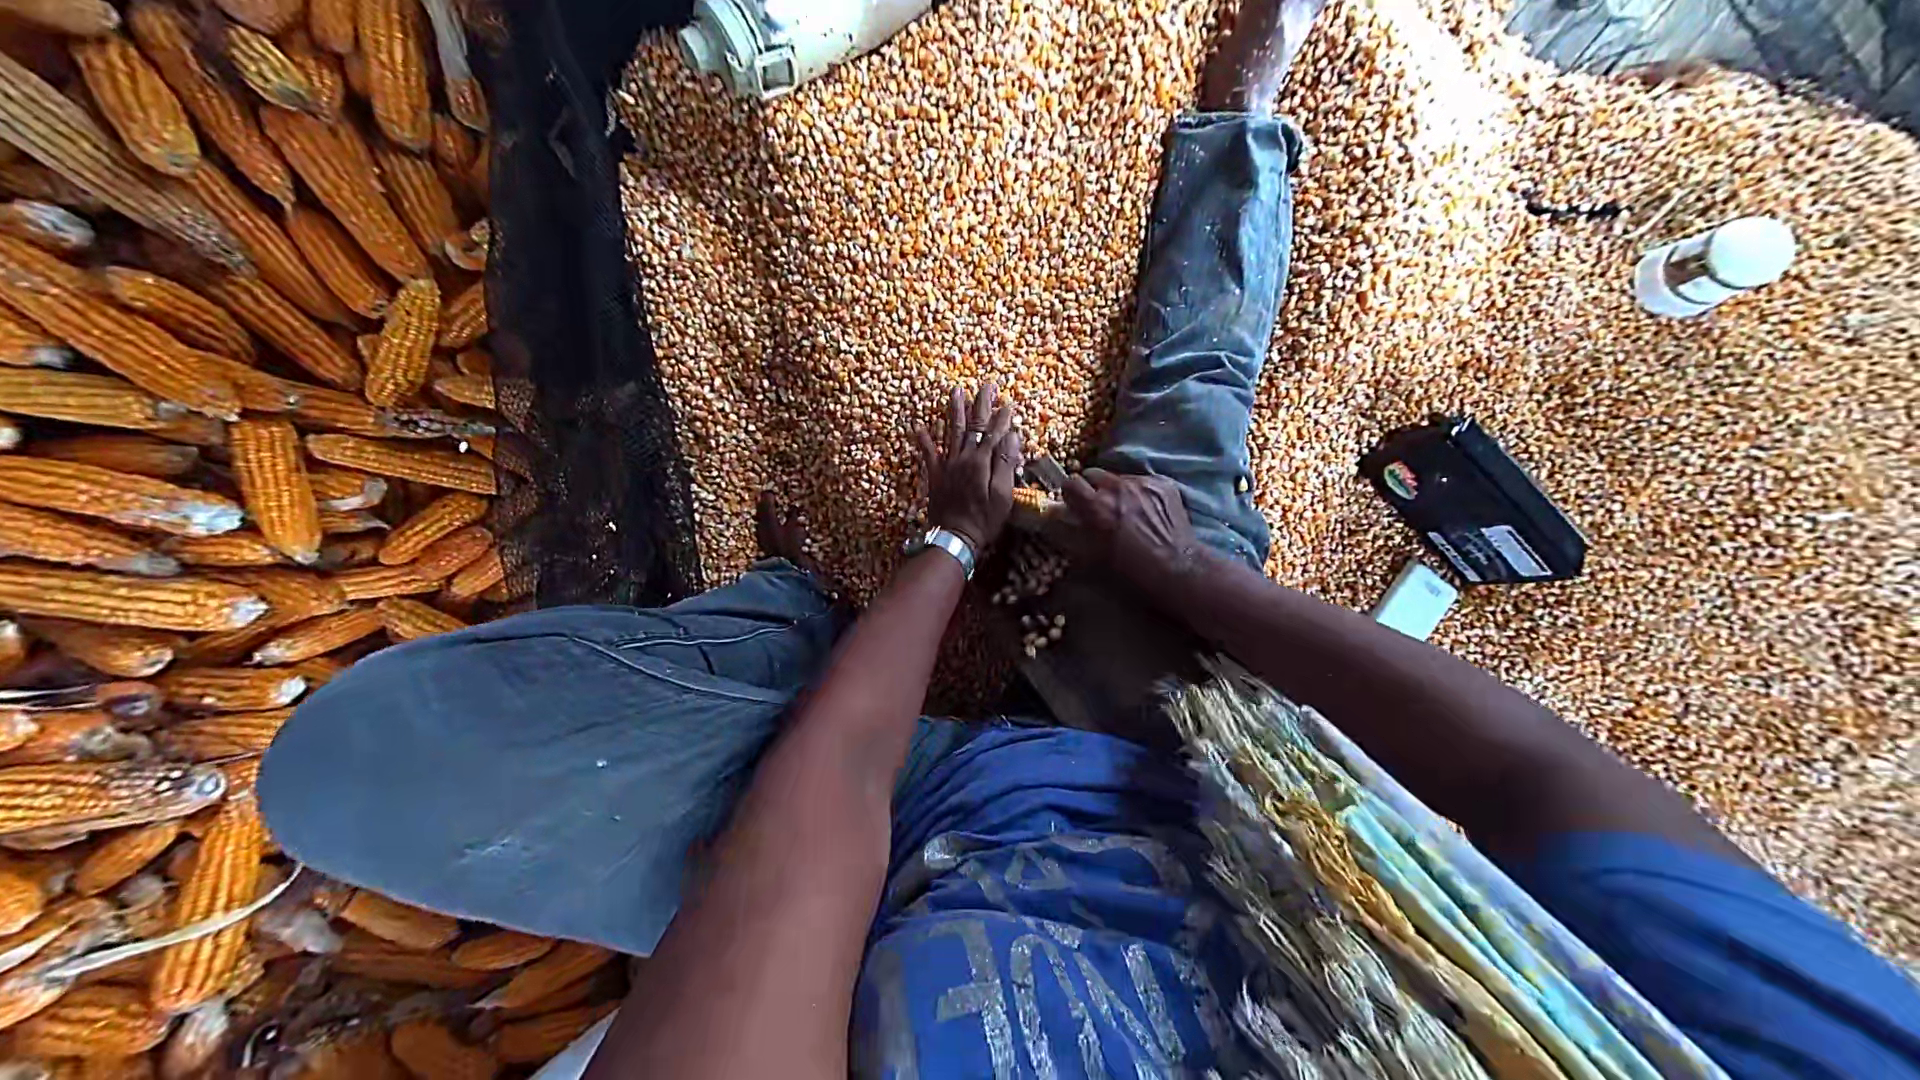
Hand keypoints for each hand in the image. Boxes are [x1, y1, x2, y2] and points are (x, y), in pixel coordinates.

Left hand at [914, 380, 1022, 552]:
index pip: (994, 433)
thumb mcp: (1003, 495)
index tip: (1008, 403)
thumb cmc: (984, 520)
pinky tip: (918, 426)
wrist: (954, 537)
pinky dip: (923, 439)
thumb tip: (1012, 436)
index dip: (1002, 418)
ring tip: (956, 392)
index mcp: (981, 462)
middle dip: (981, 404)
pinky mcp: (936, 475)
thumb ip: (1005, 464)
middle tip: (986, 386)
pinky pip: (928, 453)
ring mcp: (947, 465)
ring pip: (951, 431)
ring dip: (954, 411)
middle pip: (973, 426)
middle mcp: (963, 458)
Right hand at [1061, 469, 1201, 584]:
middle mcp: (1118, 487)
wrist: (1177, 569)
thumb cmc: (1130, 570)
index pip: (1070, 482)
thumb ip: (1068, 532)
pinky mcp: (1163, 484)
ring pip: (1119, 477)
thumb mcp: (1091, 556)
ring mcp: (1143, 483)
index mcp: (1096, 506)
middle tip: (1099, 507)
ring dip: (1117, 490)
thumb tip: (1052, 516)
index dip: (1070, 494)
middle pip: (1094, 474)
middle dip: (1092, 488)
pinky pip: (1142, 481)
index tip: (1074, 505)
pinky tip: (1148, 512)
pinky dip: (1139, 493)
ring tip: (1127, 511)